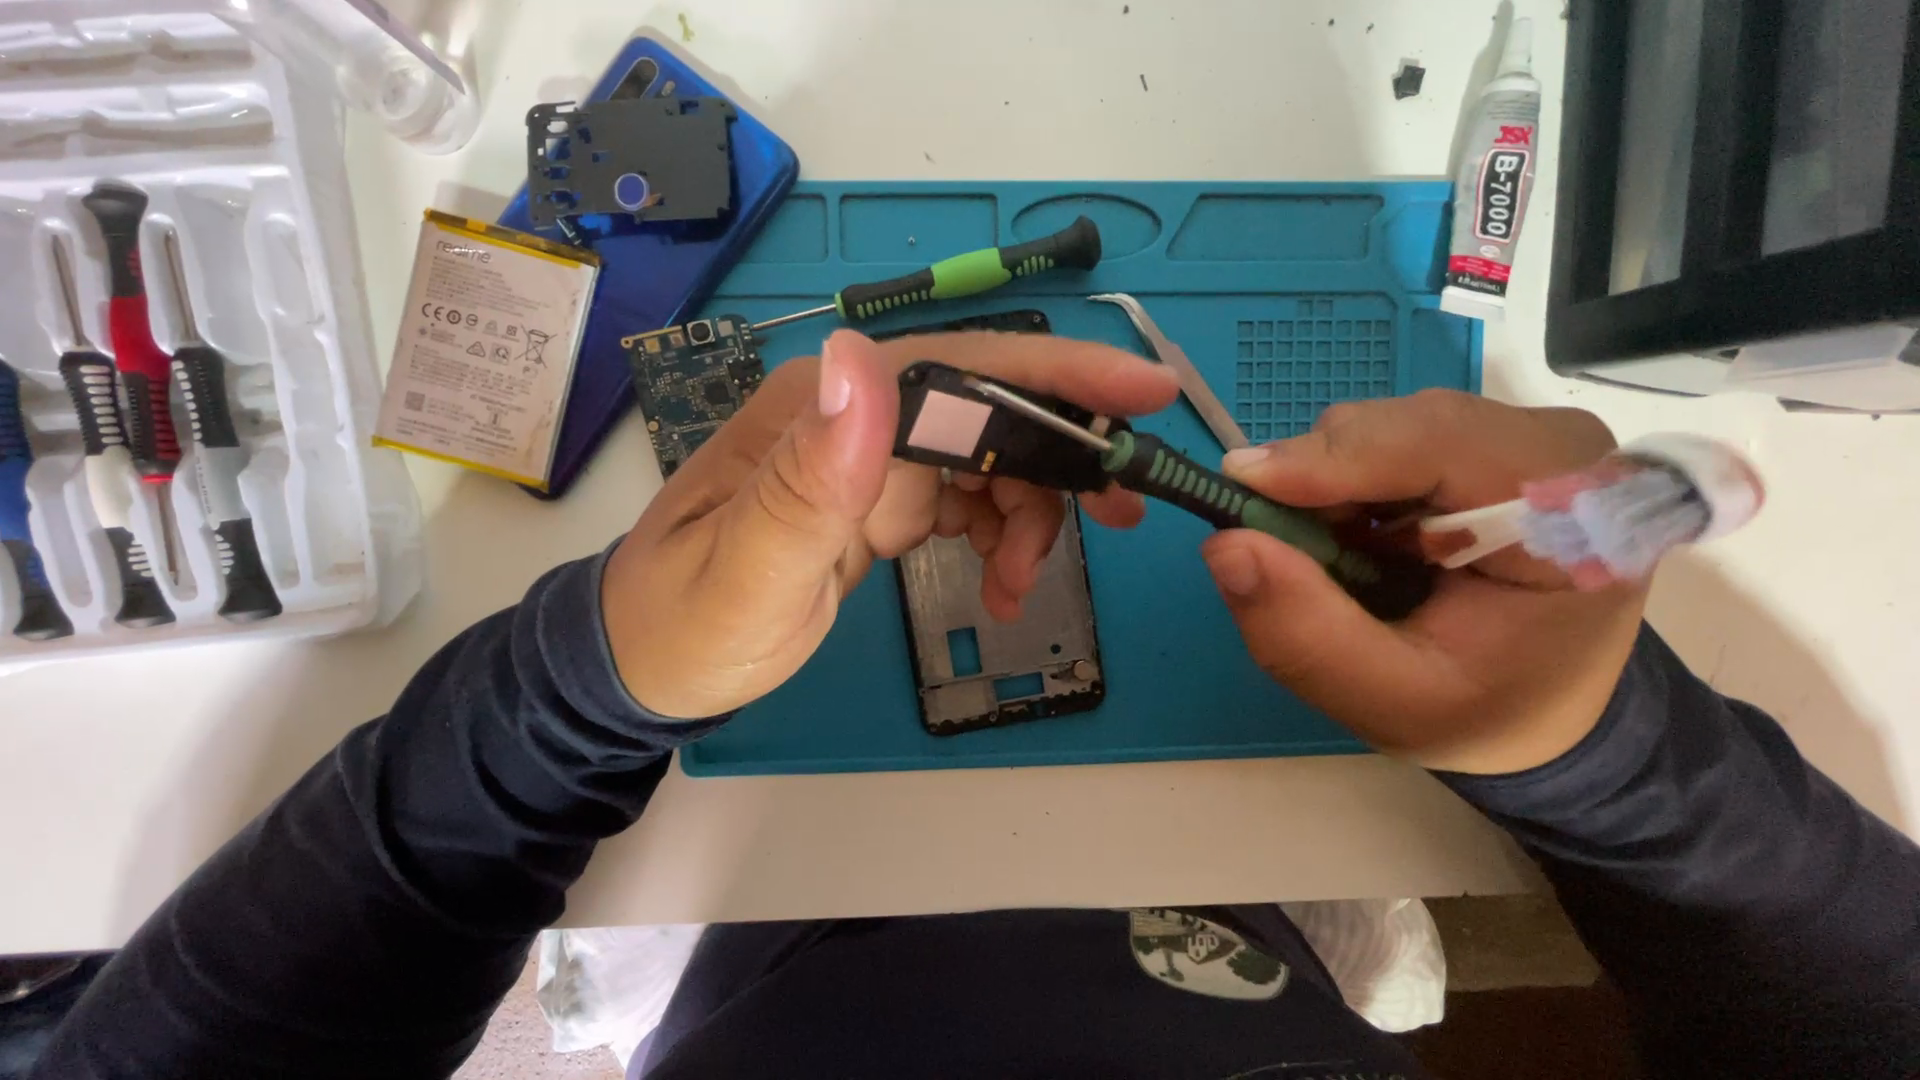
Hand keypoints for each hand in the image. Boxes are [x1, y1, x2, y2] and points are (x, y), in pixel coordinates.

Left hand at [601, 329, 1178, 718]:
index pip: (959, 369)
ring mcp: (870, 458)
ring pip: (990, 456)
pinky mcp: (879, 498)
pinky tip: (999, 586)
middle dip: (1063, 454)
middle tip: (1121, 512)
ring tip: (1019, 587)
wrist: (647, 665)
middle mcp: (854, 418)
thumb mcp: (746, 570)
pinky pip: (968, 497)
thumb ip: (806, 476)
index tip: (1145, 398)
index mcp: (822, 411)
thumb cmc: (688, 626)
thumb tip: (860, 355)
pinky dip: (1002, 535)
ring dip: (1032, 514)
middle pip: (989, 407)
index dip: (1057, 377)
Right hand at [1201, 389, 1645, 773]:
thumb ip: (1307, 637)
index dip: (1338, 458)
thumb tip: (1224, 546)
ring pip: (1388, 424)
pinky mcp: (1487, 443)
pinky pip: (1387, 437)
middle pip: (1407, 424)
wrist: (1543, 708)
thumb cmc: (1483, 712)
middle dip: (1323, 476)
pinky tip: (1350, 531)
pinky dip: (1344, 481)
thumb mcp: (1390, 702)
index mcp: (1575, 520)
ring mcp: (1524, 439)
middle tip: (1277, 542)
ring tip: (1328, 550)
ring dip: (1330, 482)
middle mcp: (1561, 453)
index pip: (1445, 446)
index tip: (1243, 483)